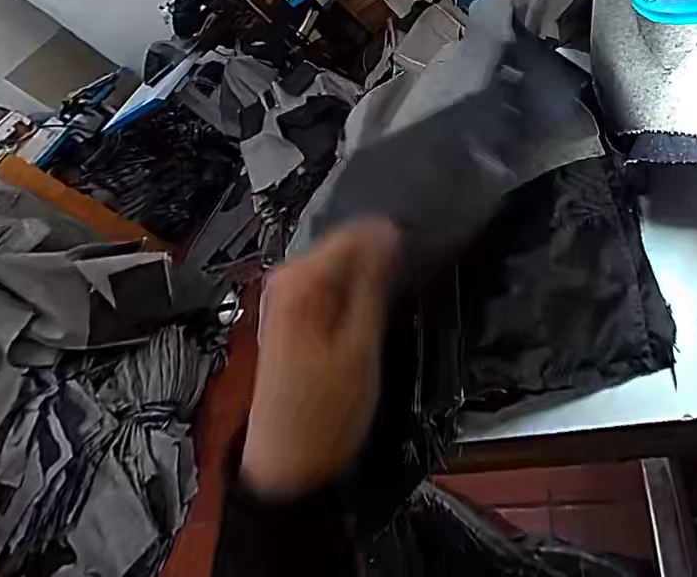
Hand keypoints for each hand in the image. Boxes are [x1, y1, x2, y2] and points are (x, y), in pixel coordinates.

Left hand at [241, 218, 400, 501]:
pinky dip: (351, 289)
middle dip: (376, 255)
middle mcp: (285, 281)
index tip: (412, 247)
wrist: (286, 466)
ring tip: (385, 300)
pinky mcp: (289, 310)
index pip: (354, 232)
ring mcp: (284, 295)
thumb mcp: (360, 346)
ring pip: (339, 262)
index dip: (389, 237)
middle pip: (344, 244)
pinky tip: (365, 312)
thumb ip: (373, 283)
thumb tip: (387, 238)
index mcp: (299, 283)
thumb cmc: (322, 416)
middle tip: (402, 280)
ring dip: (365, 273)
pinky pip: (329, 282)